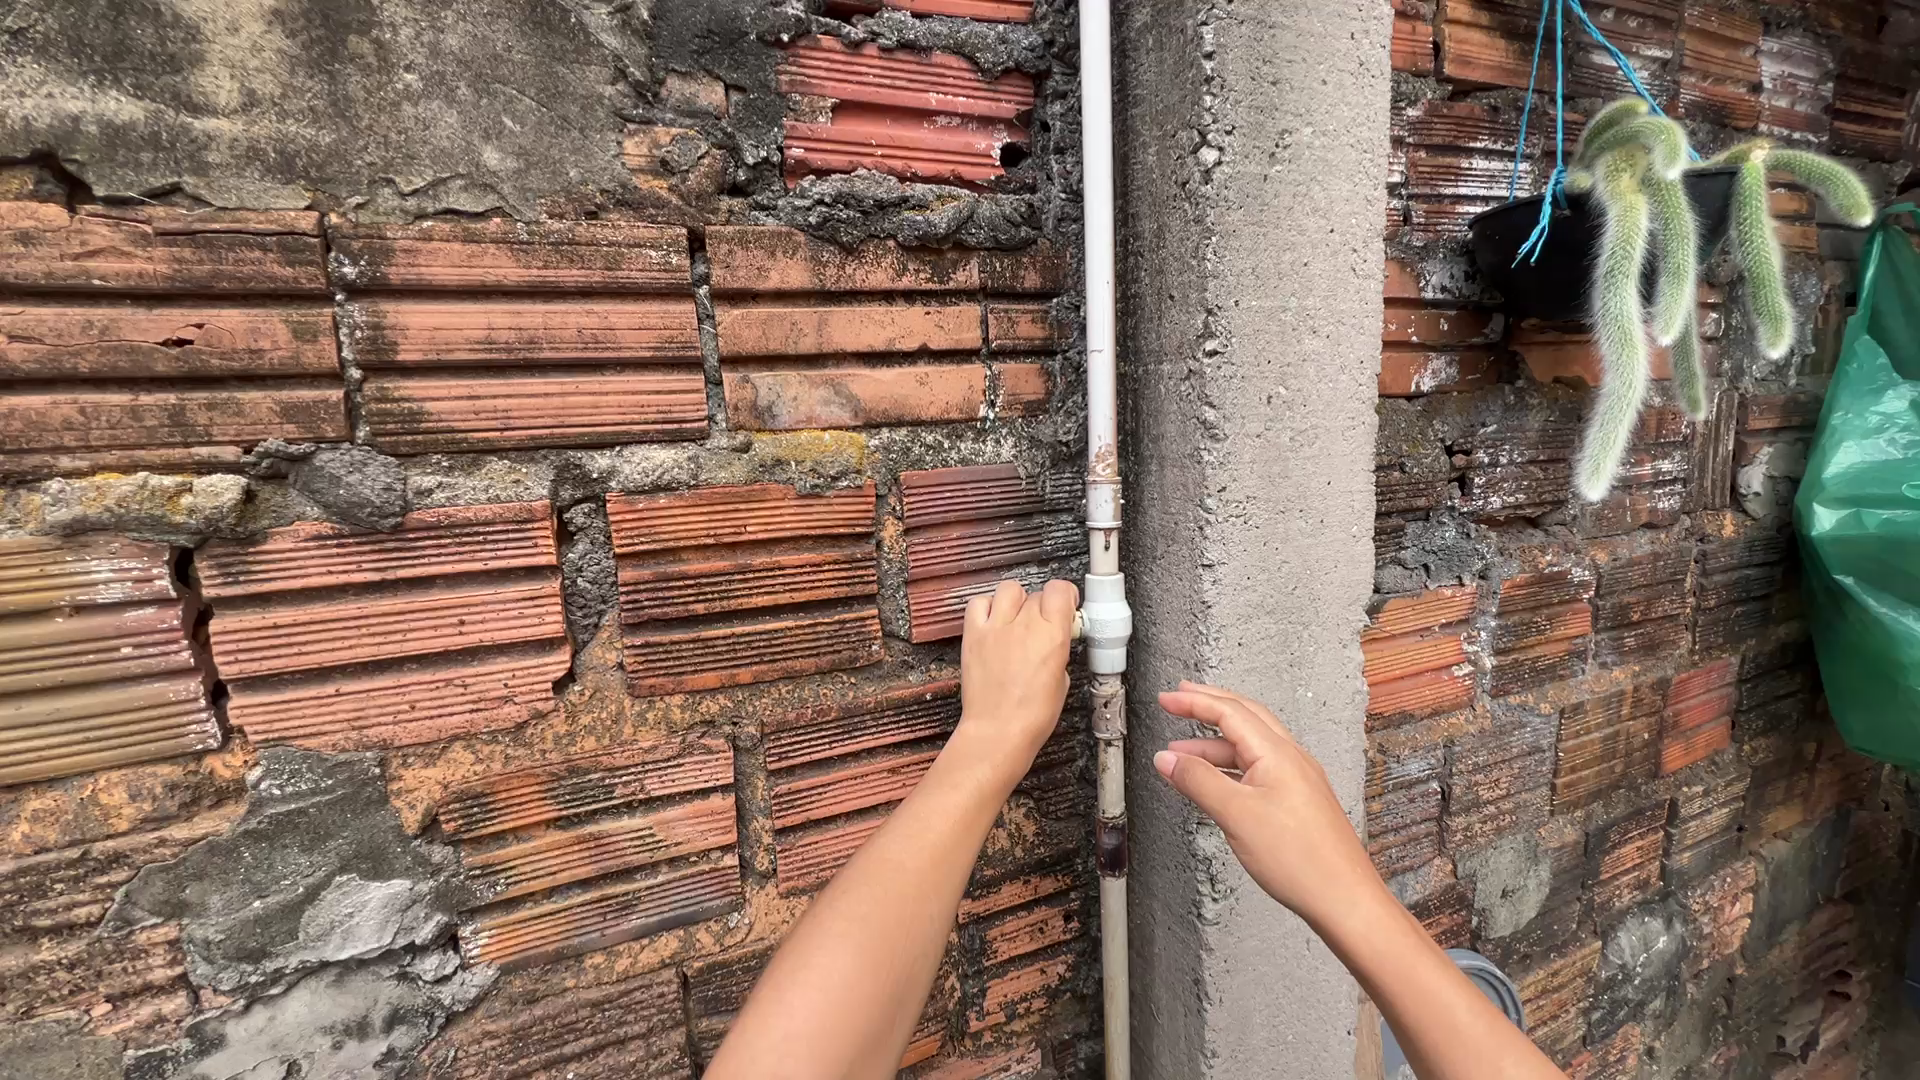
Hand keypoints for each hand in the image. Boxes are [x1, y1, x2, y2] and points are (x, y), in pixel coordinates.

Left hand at [955, 579, 1078, 786]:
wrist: (998, 731)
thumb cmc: (1031, 716)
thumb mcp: (1062, 681)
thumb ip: (1057, 652)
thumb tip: (1053, 643)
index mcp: (1053, 636)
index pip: (1060, 590)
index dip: (1064, 595)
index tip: (1064, 604)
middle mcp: (1025, 625)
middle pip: (1037, 593)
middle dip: (1042, 606)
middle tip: (1041, 625)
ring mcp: (996, 627)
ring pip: (1009, 589)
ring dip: (1016, 600)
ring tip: (1016, 618)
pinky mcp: (974, 634)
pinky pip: (978, 603)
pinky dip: (986, 607)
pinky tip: (993, 622)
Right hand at [1153, 682, 1381, 929]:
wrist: (1346, 903)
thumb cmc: (1302, 861)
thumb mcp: (1236, 815)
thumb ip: (1197, 781)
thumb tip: (1167, 759)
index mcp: (1277, 754)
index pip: (1229, 711)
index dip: (1193, 702)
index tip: (1166, 698)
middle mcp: (1290, 759)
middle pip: (1244, 716)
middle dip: (1208, 705)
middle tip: (1180, 698)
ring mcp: (1296, 779)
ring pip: (1249, 745)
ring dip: (1213, 742)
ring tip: (1181, 753)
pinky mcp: (1297, 800)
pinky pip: (1256, 768)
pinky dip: (1228, 765)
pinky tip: (1213, 780)